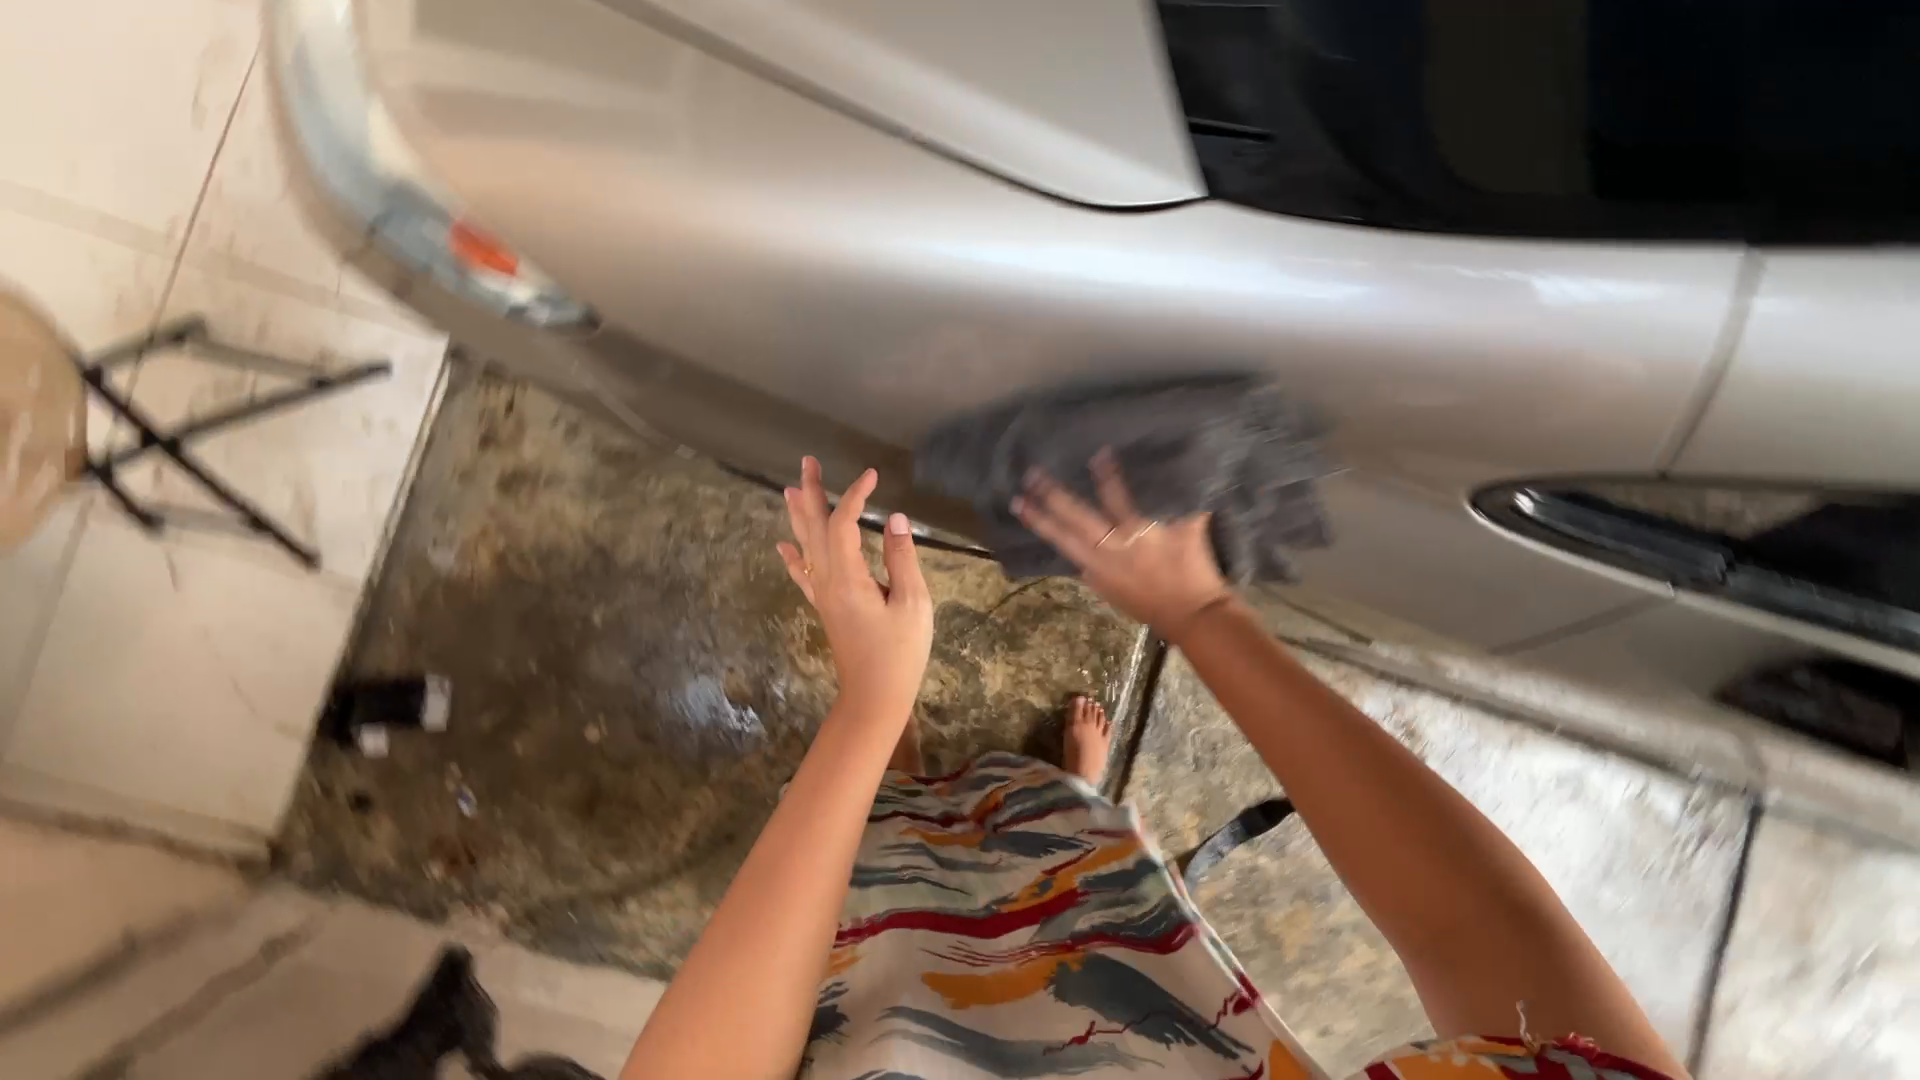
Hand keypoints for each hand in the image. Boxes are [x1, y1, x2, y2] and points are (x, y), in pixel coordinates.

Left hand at [776, 457, 932, 716]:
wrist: (875, 696)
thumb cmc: (900, 652)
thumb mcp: (913, 603)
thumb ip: (902, 558)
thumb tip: (895, 518)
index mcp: (848, 577)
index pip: (843, 523)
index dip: (854, 495)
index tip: (872, 475)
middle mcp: (827, 581)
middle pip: (813, 528)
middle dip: (811, 494)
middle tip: (807, 462)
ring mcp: (822, 595)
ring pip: (804, 547)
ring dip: (798, 516)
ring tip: (791, 489)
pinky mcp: (825, 607)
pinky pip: (802, 574)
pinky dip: (792, 556)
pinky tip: (783, 544)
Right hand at [1013, 448, 1232, 640]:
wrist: (1194, 616)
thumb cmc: (1150, 608)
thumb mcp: (1112, 594)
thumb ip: (1096, 574)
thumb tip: (1080, 560)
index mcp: (1098, 566)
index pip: (1061, 539)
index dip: (1038, 519)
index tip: (1019, 500)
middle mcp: (1117, 549)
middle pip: (1079, 516)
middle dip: (1055, 493)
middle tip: (1035, 472)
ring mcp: (1146, 538)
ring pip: (1120, 502)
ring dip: (1107, 477)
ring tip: (1100, 455)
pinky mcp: (1177, 530)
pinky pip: (1175, 503)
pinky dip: (1176, 486)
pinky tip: (1175, 461)